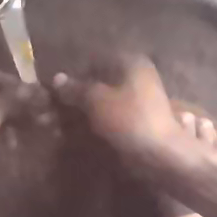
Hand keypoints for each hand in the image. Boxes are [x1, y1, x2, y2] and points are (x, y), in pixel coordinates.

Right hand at [52, 54, 181, 161]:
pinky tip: (81, 135)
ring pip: (105, 102)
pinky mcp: (141, 121)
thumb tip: (56, 79)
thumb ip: (76, 88)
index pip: (94, 61)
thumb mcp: (96, 100)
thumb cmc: (128, 119)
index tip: (57, 93)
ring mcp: (141, 100)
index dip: (74, 76)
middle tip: (56, 112)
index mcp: (131, 62)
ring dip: (85, 113)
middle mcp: (138, 76)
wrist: (160, 155)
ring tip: (64, 127)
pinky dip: (97, 124)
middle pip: (100, 82)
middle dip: (77, 96)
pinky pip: (113, 117)